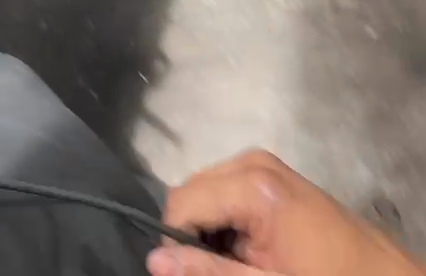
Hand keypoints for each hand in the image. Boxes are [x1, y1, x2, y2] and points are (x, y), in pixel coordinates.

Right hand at [147, 150, 425, 275]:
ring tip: (242, 262)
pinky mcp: (272, 174)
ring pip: (207, 192)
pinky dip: (229, 220)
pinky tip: (251, 249)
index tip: (194, 272)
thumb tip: (153, 261)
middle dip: (197, 233)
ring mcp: (263, 164)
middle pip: (193, 192)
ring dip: (212, 228)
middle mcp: (252, 161)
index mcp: (253, 183)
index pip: (182, 202)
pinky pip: (227, 191)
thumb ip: (209, 271)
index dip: (178, 242)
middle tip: (225, 270)